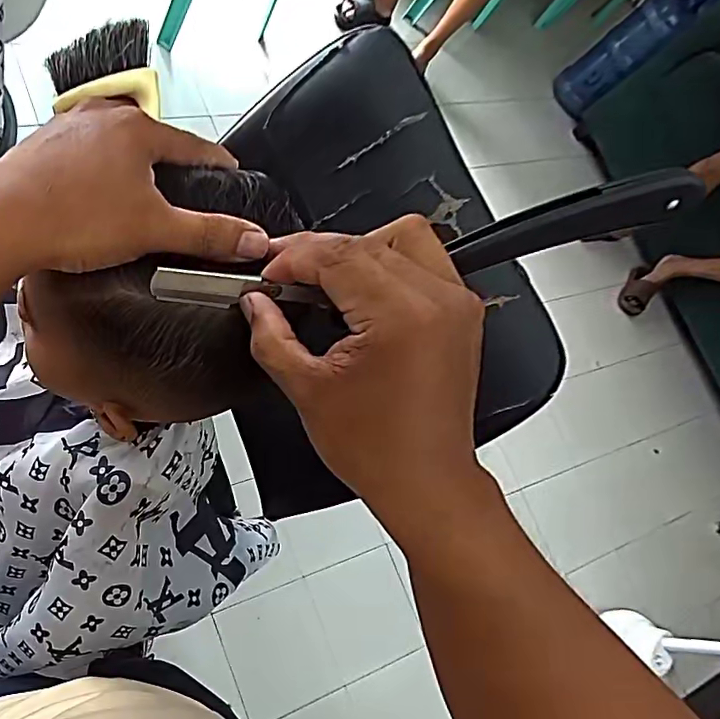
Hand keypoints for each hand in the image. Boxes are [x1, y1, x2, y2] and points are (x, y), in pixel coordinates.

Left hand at [0, 101, 269, 274]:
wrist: (0, 224)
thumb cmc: (66, 218)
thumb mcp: (154, 230)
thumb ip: (207, 234)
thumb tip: (247, 238)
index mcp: (136, 128)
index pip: (196, 146)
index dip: (218, 166)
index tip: (229, 174)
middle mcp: (101, 118)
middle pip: (155, 147)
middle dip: (170, 175)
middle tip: (176, 207)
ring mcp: (69, 130)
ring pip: (117, 152)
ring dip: (130, 177)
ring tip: (132, 213)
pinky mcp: (45, 150)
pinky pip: (85, 162)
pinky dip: (97, 182)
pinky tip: (93, 208)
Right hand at [242, 216, 486, 515]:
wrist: (423, 480)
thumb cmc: (379, 451)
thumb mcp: (307, 391)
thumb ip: (272, 338)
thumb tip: (256, 305)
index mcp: (400, 316)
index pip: (337, 254)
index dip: (292, 258)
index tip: (270, 273)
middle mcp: (437, 301)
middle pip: (367, 239)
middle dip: (319, 253)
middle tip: (288, 279)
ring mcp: (456, 305)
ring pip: (402, 238)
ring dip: (358, 251)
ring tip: (326, 284)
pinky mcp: (462, 315)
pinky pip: (425, 262)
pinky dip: (388, 266)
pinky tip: (361, 297)